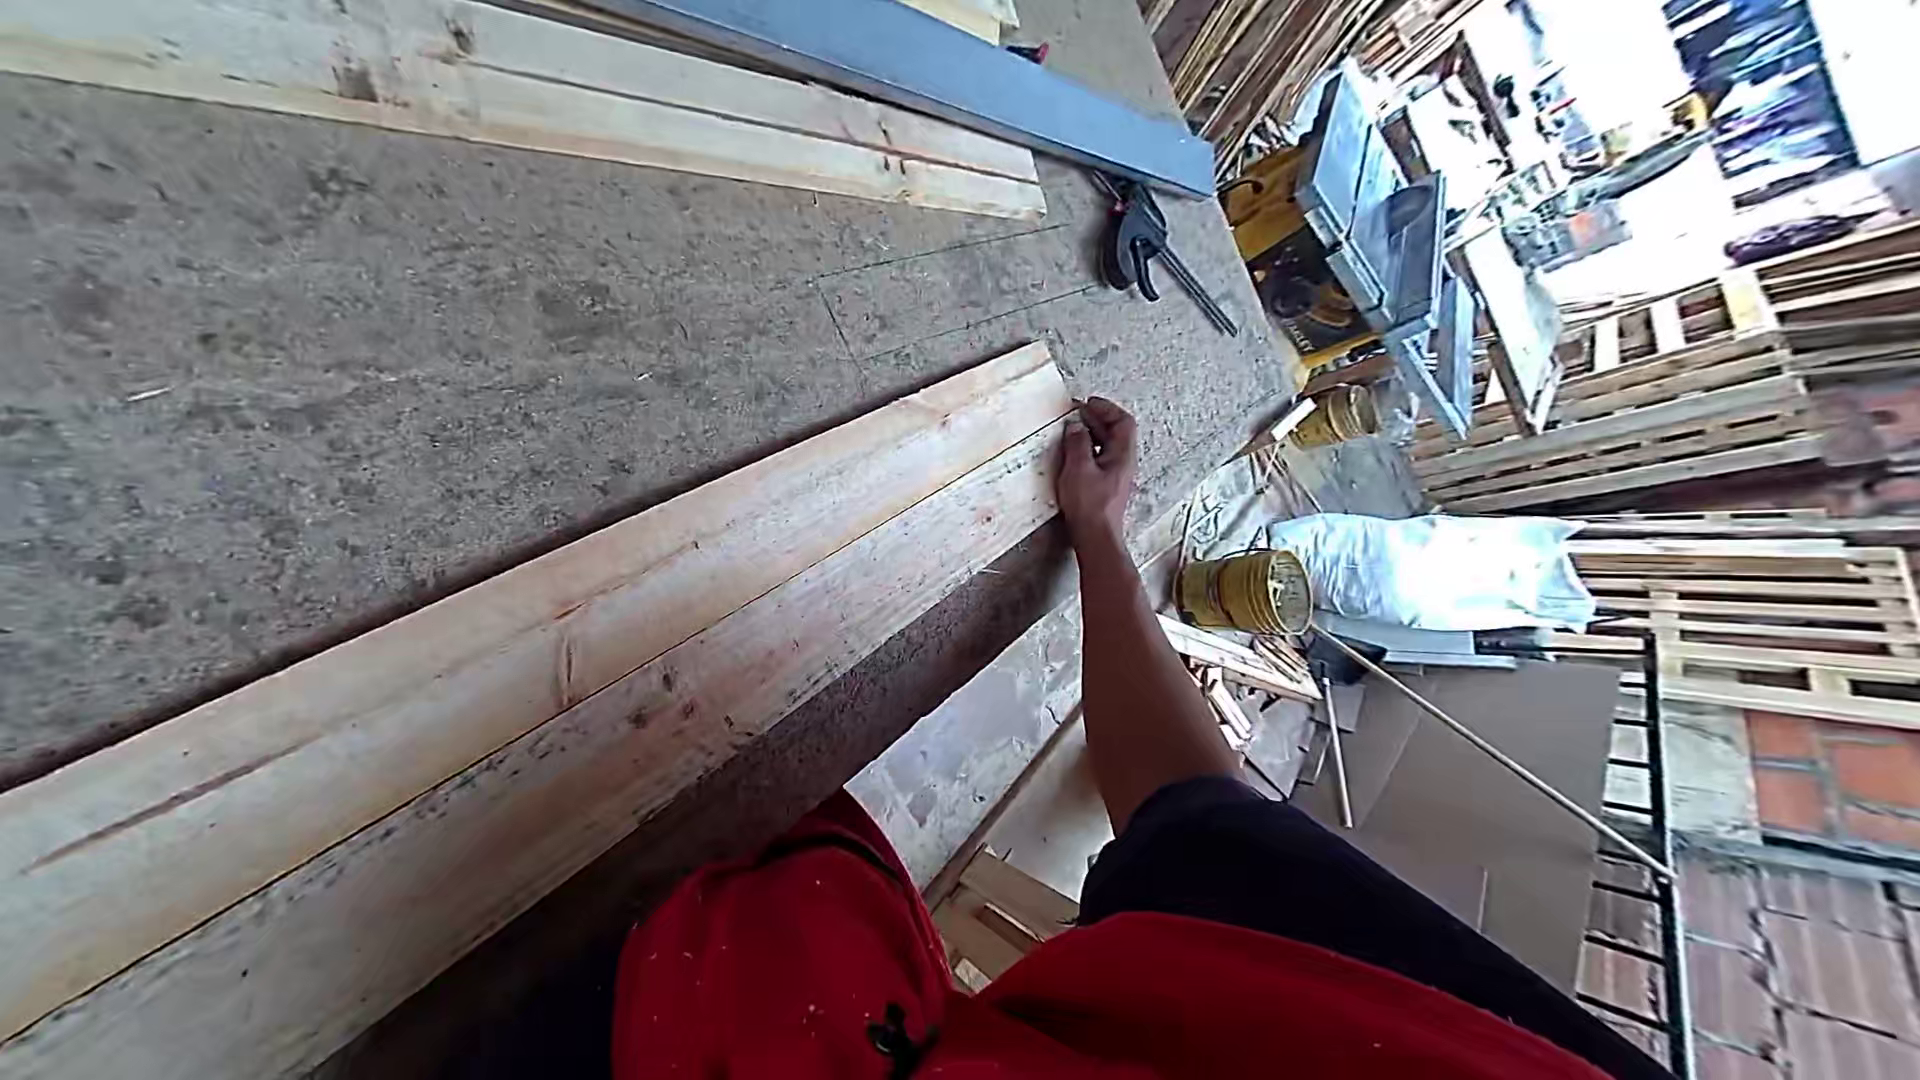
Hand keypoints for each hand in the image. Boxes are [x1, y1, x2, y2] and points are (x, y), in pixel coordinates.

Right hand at [1057, 397, 1137, 544]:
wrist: (1096, 538)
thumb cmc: (1090, 506)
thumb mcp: (1078, 468)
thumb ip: (1077, 443)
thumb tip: (1076, 427)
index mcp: (1123, 455)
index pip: (1123, 421)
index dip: (1106, 408)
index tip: (1088, 403)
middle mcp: (1124, 464)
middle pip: (1116, 433)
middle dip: (1097, 419)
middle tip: (1076, 413)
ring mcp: (1116, 477)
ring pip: (1107, 446)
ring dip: (1091, 435)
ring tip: (1072, 431)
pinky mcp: (1106, 488)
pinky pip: (1100, 460)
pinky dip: (1088, 450)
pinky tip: (1073, 454)